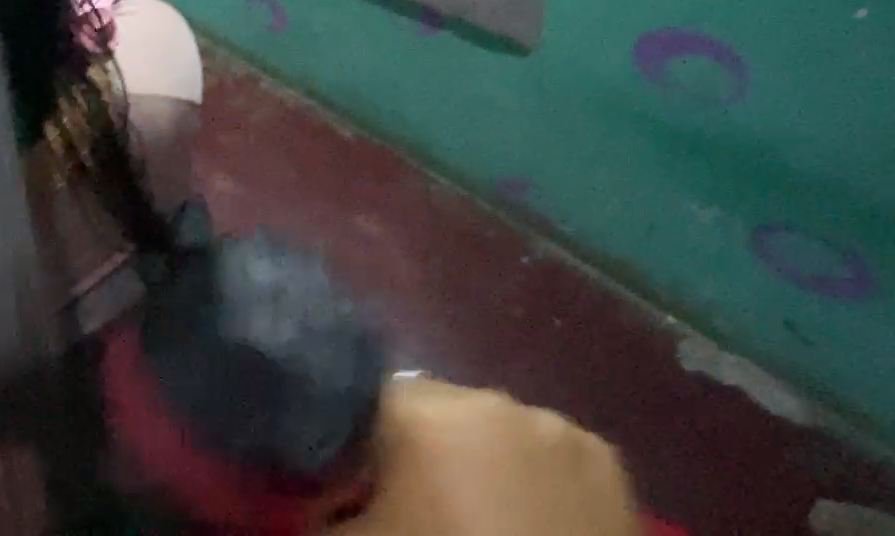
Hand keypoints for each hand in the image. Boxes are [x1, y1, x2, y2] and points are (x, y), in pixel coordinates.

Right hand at [330, 378, 639, 535]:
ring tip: (479, 507)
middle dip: (420, 442)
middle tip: (419, 498)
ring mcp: (552, 426)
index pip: (363, 397)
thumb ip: (323, 499)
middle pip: (429, 406)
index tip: (359, 479)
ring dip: (477, 453)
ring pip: (488, 423)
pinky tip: (530, 511)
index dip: (358, 438)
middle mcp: (486, 400)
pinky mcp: (604, 458)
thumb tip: (315, 487)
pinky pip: (544, 445)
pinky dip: (533, 469)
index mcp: (421, 410)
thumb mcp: (351, 534)